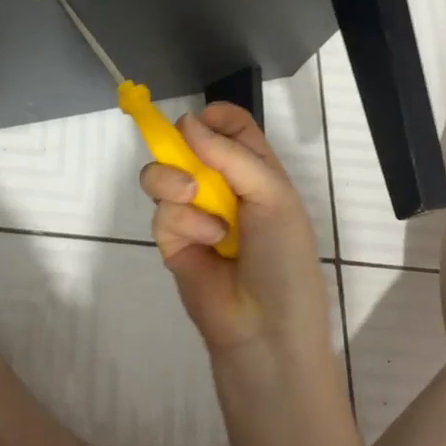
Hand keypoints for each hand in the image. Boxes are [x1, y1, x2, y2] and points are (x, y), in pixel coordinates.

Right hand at [141, 104, 334, 355]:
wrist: (266, 328)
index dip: (214, 117)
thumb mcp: (274, 197)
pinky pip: (162, 211)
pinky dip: (183, 221)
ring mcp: (193, 211)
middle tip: (191, 161)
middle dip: (182, 145)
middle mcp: (221, 185)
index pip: (229, 125)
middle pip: (186, 142)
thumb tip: (185, 121)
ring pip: (161, 171)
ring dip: (173, 180)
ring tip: (192, 198)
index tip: (202, 121)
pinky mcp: (171, 238)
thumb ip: (231, 154)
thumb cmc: (284, 258)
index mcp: (254, 170)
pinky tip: (208, 242)